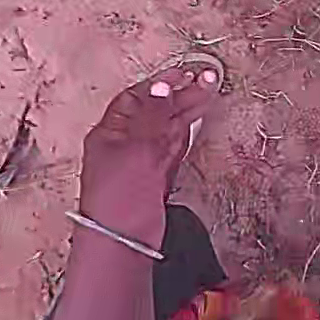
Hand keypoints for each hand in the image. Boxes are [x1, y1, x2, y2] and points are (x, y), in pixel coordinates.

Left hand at [78, 66, 217, 249]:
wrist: (123, 245)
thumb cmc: (121, 197)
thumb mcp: (136, 150)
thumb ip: (153, 116)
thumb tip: (163, 84)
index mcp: (110, 133)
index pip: (135, 98)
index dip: (159, 84)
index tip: (184, 73)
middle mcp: (125, 143)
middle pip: (155, 111)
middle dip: (180, 94)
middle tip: (208, 79)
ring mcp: (142, 160)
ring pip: (167, 127)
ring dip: (187, 109)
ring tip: (210, 91)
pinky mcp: (157, 176)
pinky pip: (172, 146)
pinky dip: (185, 130)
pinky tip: (197, 118)